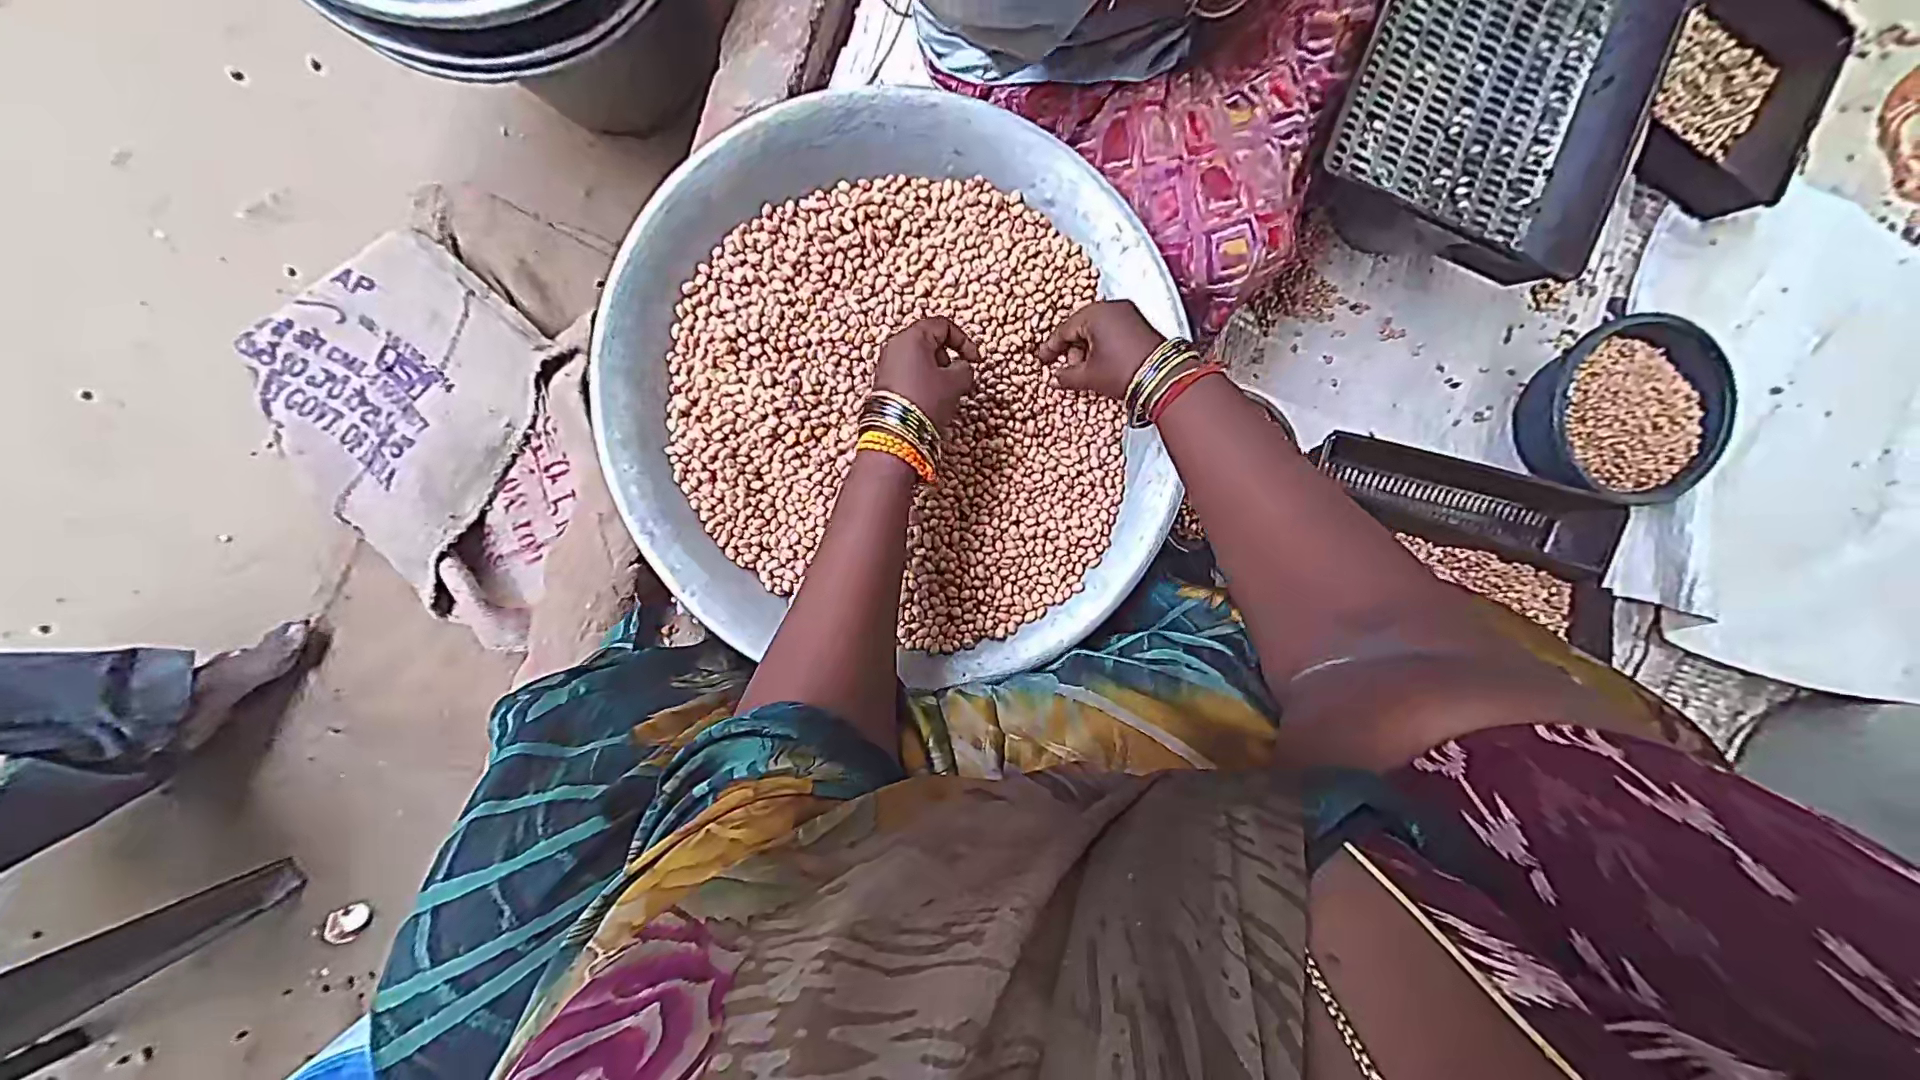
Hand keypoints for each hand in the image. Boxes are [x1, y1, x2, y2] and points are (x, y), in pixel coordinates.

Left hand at [873, 317, 979, 432]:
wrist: (895, 430)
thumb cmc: (925, 400)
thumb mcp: (956, 382)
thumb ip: (965, 369)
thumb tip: (962, 368)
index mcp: (912, 336)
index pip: (943, 326)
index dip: (964, 342)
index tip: (975, 359)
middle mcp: (895, 346)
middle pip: (929, 342)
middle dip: (948, 358)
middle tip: (957, 377)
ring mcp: (886, 364)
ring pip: (919, 360)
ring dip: (936, 372)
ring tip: (944, 392)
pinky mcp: (884, 383)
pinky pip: (909, 374)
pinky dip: (923, 381)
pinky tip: (930, 399)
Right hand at [1040, 300, 1167, 400]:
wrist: (1163, 378)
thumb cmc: (1122, 372)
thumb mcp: (1088, 376)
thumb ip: (1066, 376)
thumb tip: (1056, 377)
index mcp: (1094, 314)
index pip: (1064, 329)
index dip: (1051, 348)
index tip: (1042, 360)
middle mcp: (1111, 307)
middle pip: (1080, 326)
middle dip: (1072, 348)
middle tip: (1066, 367)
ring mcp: (1127, 313)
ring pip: (1096, 328)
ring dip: (1087, 348)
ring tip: (1085, 369)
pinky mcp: (1138, 324)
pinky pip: (1111, 329)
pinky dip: (1101, 344)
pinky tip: (1100, 362)